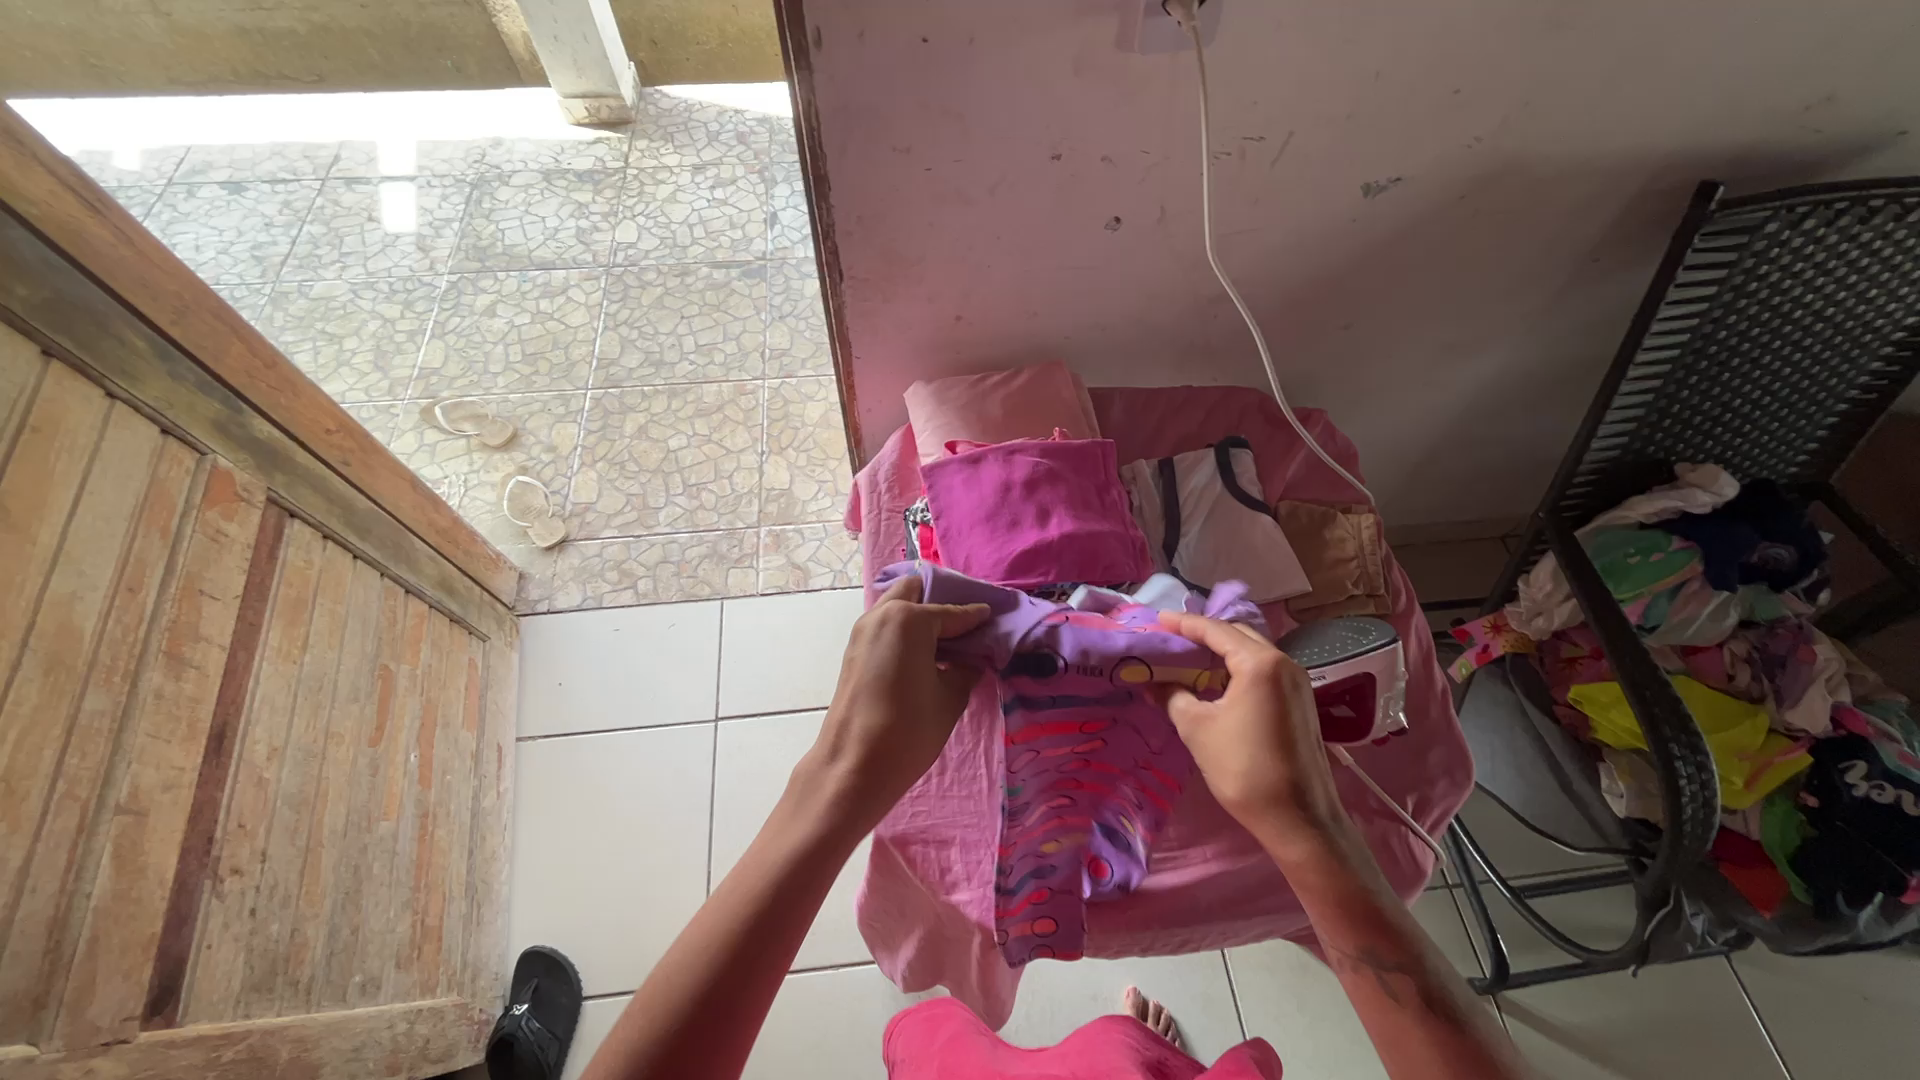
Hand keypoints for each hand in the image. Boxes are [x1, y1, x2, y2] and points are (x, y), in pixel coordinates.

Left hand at [800, 574, 990, 830]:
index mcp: (909, 618)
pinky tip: (928, 655)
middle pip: (916, 591)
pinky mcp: (855, 652)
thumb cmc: (909, 728)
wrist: (855, 765)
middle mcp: (882, 615)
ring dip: (921, 615)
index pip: (952, 611)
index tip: (995, 618)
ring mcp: (863, 632)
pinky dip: (907, 631)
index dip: (977, 617)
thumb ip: (965, 669)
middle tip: (967, 624)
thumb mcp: (951, 696)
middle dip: (941, 600)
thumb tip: (972, 660)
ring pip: (897, 607)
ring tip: (951, 641)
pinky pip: (887, 627)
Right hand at [1156, 612, 1353, 862]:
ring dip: (1222, 652)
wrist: (1298, 818)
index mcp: (1260, 663)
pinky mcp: (1300, 702)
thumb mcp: (1197, 728)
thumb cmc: (1243, 768)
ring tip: (1189, 657)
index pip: (1216, 630)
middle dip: (1204, 634)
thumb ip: (1173, 696)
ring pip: (1253, 653)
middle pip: (1238, 635)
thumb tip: (1153, 683)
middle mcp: (1284, 663)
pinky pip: (1264, 671)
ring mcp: (1297, 683)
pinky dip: (1238, 668)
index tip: (1157, 620)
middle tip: (1171, 639)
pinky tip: (1216, 682)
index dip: (1184, 624)